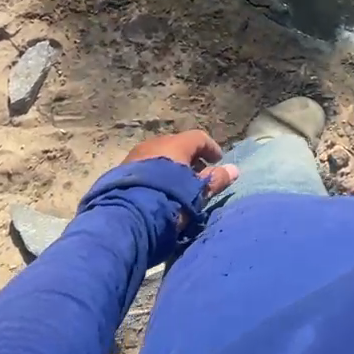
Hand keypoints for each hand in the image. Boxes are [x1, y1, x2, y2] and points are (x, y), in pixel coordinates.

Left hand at [122, 129, 237, 227]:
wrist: (126, 216)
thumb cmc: (170, 199)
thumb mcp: (198, 192)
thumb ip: (216, 179)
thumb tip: (234, 170)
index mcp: (175, 145)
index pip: (198, 138)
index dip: (211, 148)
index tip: (218, 161)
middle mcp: (154, 144)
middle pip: (176, 145)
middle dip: (189, 158)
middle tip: (198, 174)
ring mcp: (134, 157)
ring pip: (158, 156)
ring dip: (170, 167)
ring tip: (177, 185)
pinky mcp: (119, 172)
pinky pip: (143, 168)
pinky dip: (154, 175)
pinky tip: (156, 191)